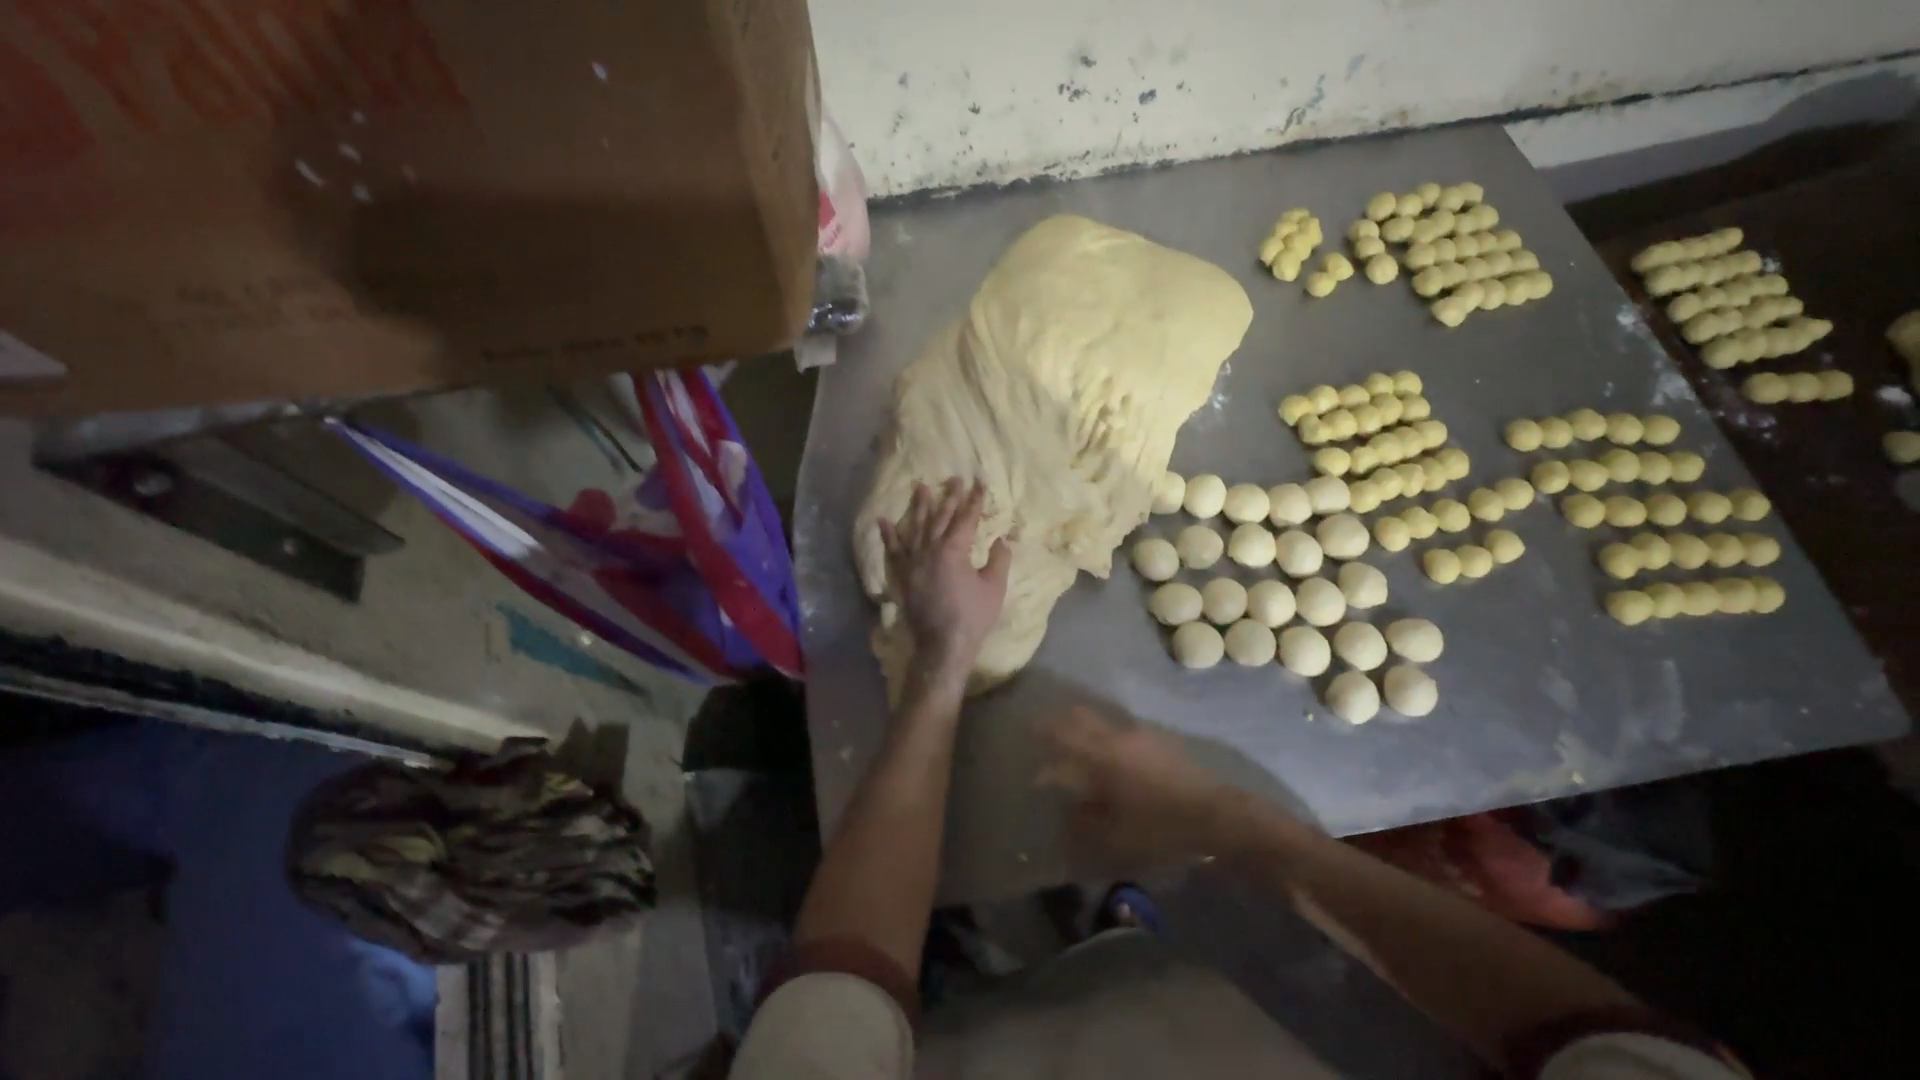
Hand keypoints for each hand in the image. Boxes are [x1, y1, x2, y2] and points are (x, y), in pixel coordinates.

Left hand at [878, 479, 1010, 676]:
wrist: (943, 644)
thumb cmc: (973, 616)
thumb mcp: (994, 587)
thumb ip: (998, 560)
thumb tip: (1001, 540)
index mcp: (954, 550)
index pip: (967, 518)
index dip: (974, 500)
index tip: (979, 482)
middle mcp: (930, 549)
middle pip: (940, 517)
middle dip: (949, 497)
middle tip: (953, 479)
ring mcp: (913, 562)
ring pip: (915, 528)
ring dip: (918, 506)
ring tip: (920, 487)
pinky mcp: (903, 575)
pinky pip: (894, 550)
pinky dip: (889, 535)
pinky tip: (884, 521)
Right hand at [1039, 707, 1252, 871]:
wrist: (1218, 818)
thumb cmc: (1159, 829)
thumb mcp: (1112, 837)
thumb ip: (1082, 823)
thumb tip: (1065, 813)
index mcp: (1101, 755)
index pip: (1060, 732)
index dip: (1039, 731)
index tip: (1023, 731)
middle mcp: (1119, 736)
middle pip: (1081, 717)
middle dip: (1059, 721)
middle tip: (1044, 732)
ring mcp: (1143, 736)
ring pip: (1102, 722)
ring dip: (1084, 729)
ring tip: (1073, 747)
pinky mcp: (1162, 744)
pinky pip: (1122, 732)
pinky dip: (1105, 738)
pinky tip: (1108, 760)